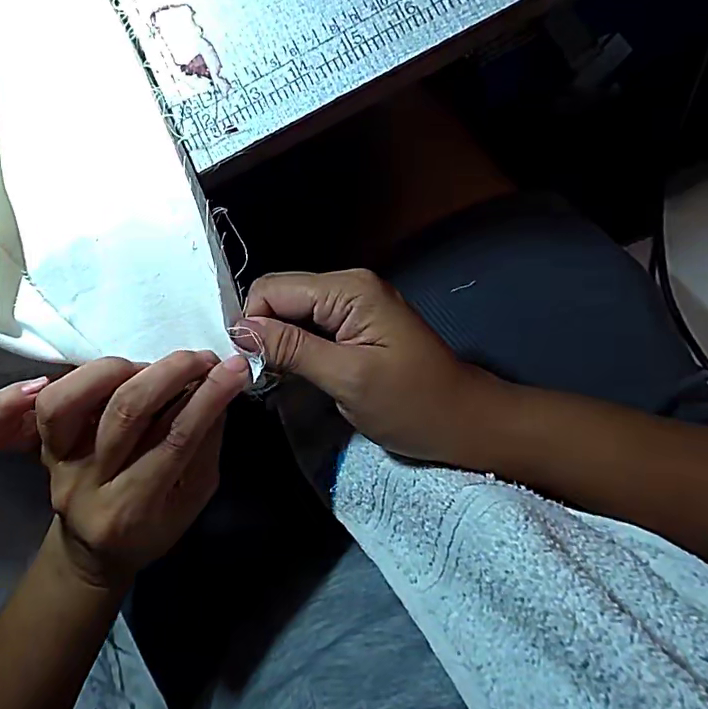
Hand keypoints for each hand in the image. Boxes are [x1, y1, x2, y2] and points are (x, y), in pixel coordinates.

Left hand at [0, 352, 250, 590]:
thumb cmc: (151, 526)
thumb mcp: (191, 500)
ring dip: (127, 370)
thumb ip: (204, 447)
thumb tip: (218, 390)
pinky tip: (116, 368)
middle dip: (170, 374)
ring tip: (157, 366)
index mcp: (133, 511)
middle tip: (202, 357)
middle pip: (126, 413)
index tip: (235, 368)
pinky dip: (81, 375)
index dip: (208, 398)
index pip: (175, 441)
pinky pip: (48, 401)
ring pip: (79, 399)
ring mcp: (58, 461)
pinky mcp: (42, 442)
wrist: (90, 549)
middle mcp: (88, 485)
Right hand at [242, 269, 496, 462]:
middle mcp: (346, 284)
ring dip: (277, 341)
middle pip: (278, 295)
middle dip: (263, 331)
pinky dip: (294, 345)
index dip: (253, 324)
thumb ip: (291, 349)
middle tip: (264, 374)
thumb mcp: (347, 378)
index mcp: (348, 289)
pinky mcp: (352, 321)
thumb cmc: (414, 405)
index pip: (272, 289)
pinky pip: (306, 323)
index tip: (252, 365)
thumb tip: (239, 331)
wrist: (467, 424)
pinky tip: (297, 370)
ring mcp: (351, 302)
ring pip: (288, 310)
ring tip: (279, 376)